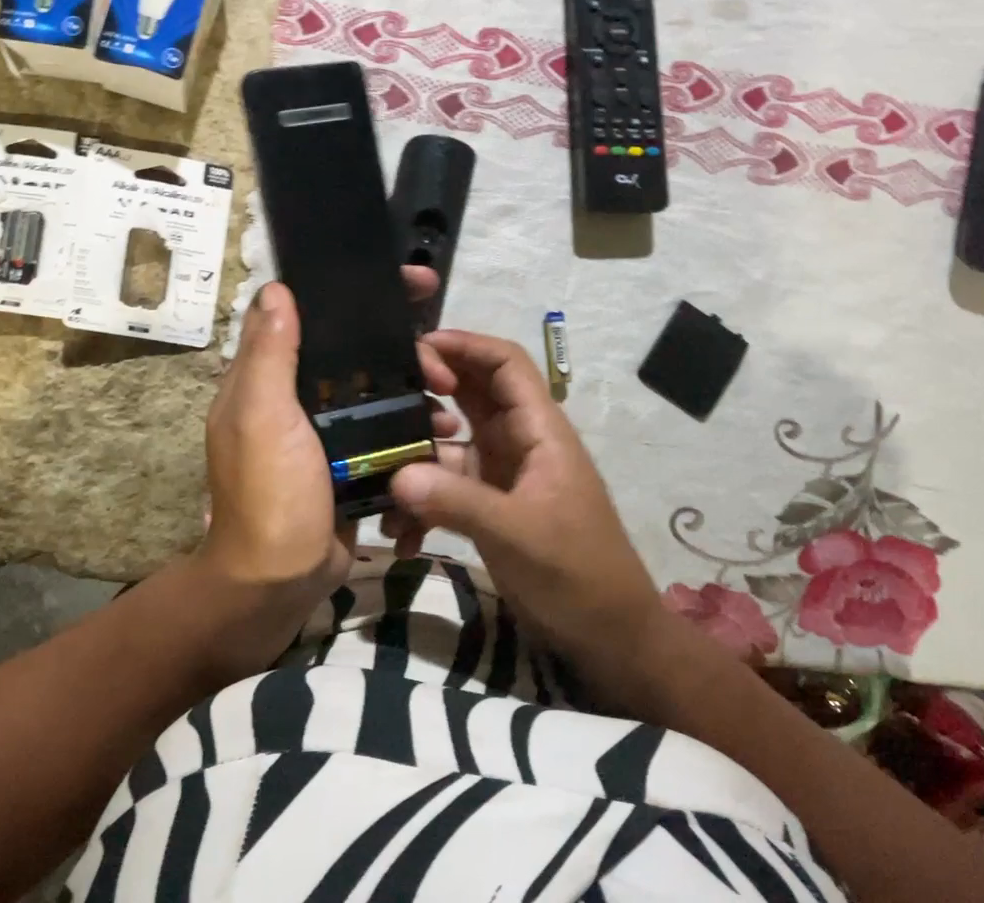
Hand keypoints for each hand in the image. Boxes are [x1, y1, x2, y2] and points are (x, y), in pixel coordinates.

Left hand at [197, 270, 455, 663]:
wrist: (278, 581)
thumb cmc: (268, 494)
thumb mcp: (262, 417)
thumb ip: (270, 355)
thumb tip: (278, 290)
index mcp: (264, 381)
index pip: (305, 316)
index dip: (351, 293)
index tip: (409, 283)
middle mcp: (291, 400)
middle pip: (351, 353)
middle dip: (400, 347)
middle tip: (440, 363)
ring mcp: (322, 434)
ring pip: (375, 391)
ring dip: (415, 388)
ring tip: (449, 401)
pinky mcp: (349, 465)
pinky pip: (385, 432)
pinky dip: (414, 427)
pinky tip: (445, 433)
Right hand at [382, 330, 663, 684]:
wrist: (607, 638)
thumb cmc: (578, 575)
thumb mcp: (518, 535)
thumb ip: (457, 502)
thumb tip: (394, 476)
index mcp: (539, 432)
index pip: (504, 363)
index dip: (463, 345)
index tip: (413, 353)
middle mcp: (516, 443)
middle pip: (467, 395)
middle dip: (422, 397)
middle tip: (376, 408)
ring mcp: (499, 476)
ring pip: (445, 445)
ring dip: (411, 461)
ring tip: (378, 485)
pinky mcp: (485, 508)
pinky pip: (441, 490)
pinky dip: (418, 506)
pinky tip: (399, 538)